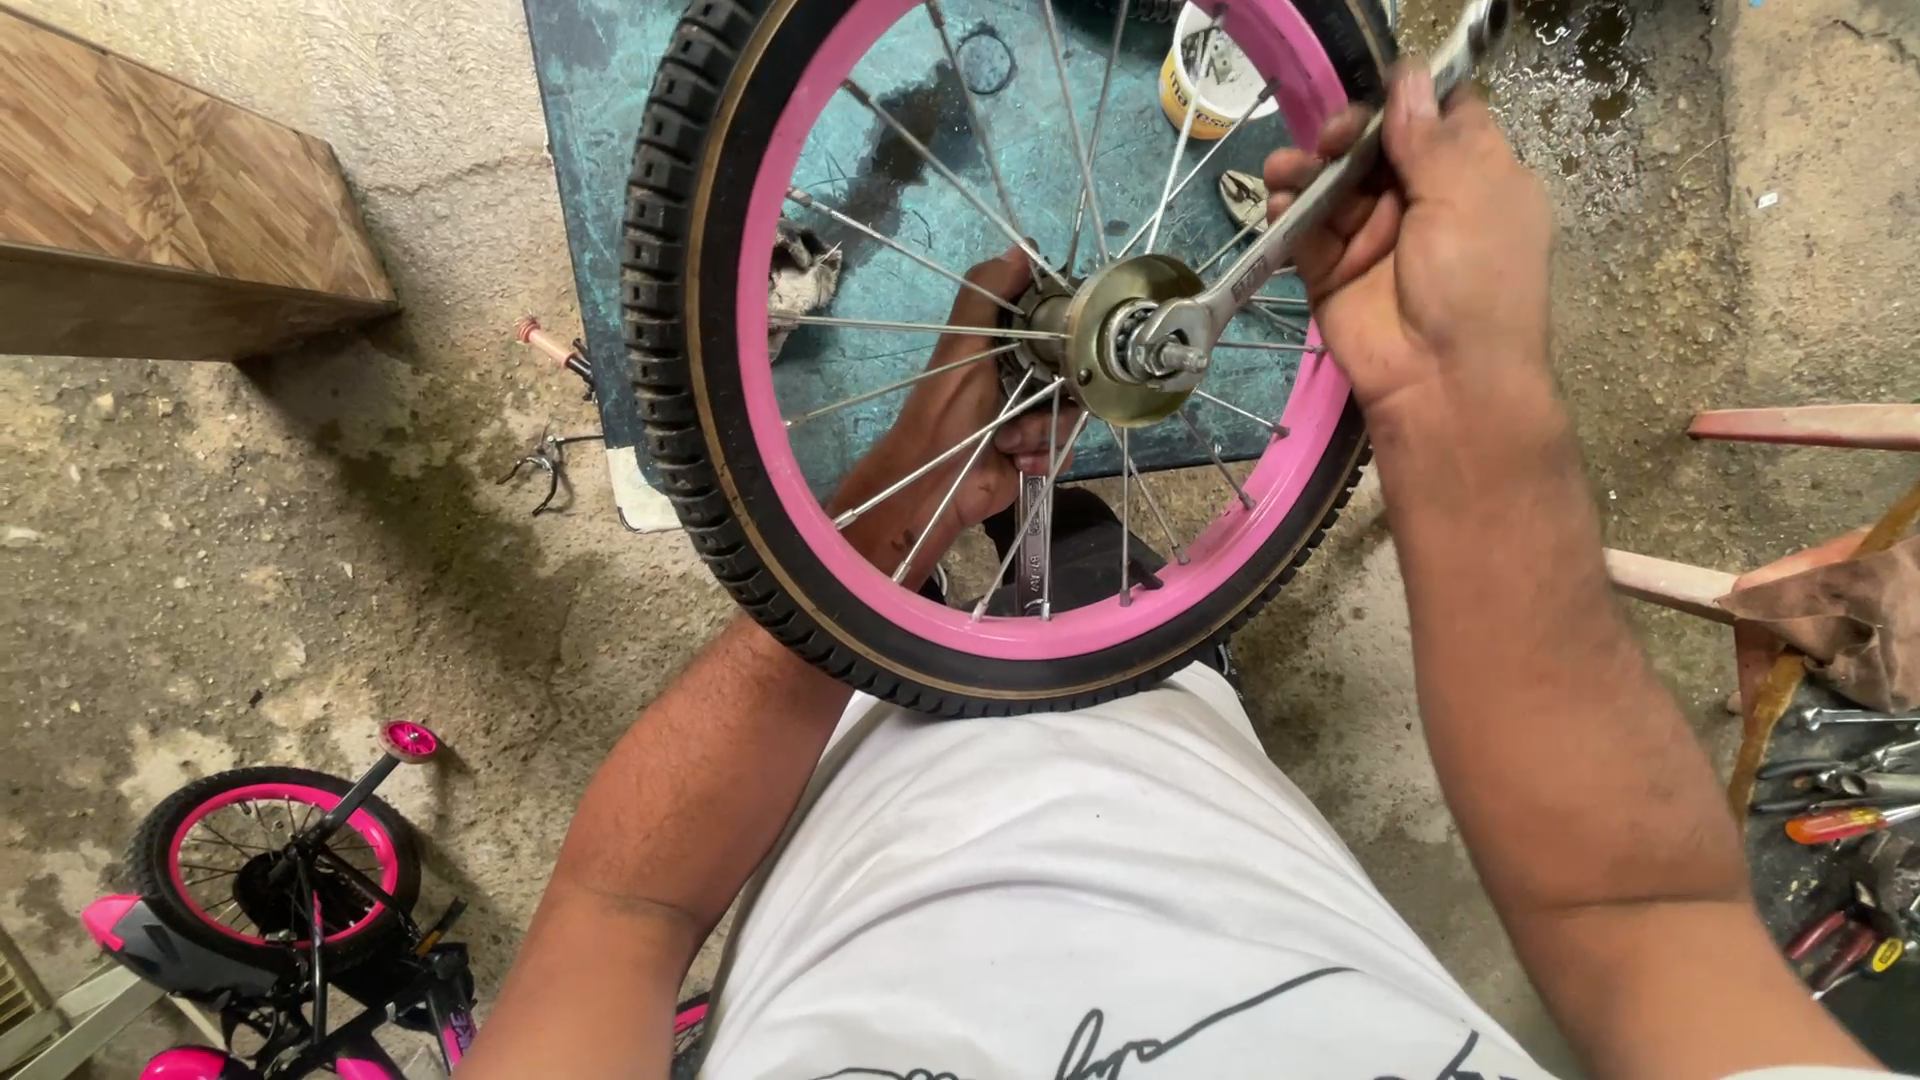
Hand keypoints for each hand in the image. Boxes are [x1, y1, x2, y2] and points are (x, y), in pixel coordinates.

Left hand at [827, 248, 1078, 583]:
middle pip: (1075, 375)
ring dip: (1042, 430)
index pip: (1059, 330)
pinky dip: (1042, 457)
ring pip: (1072, 416)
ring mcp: (1032, 419)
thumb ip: (985, 294)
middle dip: (1059, 394)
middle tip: (1037, 401)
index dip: (1072, 332)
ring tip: (1010, 441)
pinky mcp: (1036, 455)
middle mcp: (1025, 380)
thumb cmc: (945, 410)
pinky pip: (1064, 451)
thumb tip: (1022, 246)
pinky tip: (1017, 461)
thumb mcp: (962, 344)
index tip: (1076, 337)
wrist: (932, 485)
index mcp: (1008, 349)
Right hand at [1262, 63, 1552, 427]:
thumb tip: (1409, 75)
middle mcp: (1420, 203)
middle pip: (1375, 151)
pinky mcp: (1330, 273)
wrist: (1440, 376)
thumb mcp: (1466, 194)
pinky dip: (1288, 216)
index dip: (1408, 101)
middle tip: (1328, 138)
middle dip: (1348, 137)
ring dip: (1308, 174)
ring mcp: (1371, 241)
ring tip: (1281, 168)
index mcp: (1471, 178)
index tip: (1379, 91)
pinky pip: (1305, 235)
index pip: (1438, 121)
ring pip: (1333, 191)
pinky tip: (1276, 202)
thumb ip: (1429, 138)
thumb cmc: (1474, 279)